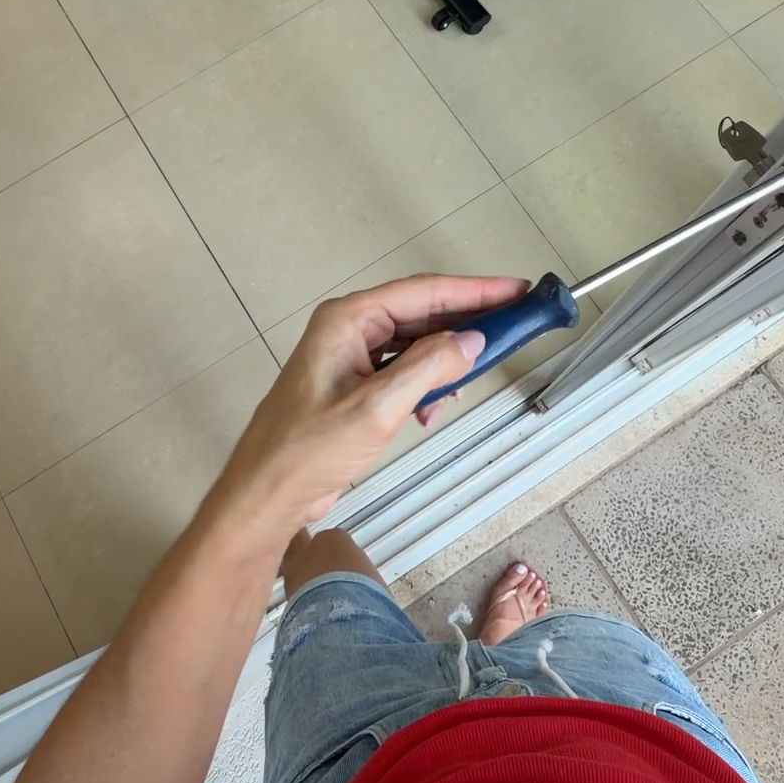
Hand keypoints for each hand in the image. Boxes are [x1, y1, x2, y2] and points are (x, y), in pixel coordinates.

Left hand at [207, 273, 528, 533]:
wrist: (268, 492)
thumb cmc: (311, 447)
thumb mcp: (377, 406)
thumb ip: (429, 367)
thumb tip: (472, 342)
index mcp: (349, 319)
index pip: (423, 292)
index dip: (474, 290)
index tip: (514, 290)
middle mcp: (350, 329)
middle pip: (421, 314)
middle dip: (465, 324)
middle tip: (512, 328)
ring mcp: (351, 358)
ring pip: (414, 346)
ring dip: (443, 364)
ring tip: (466, 385)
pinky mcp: (354, 386)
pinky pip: (402, 373)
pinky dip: (424, 389)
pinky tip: (430, 413)